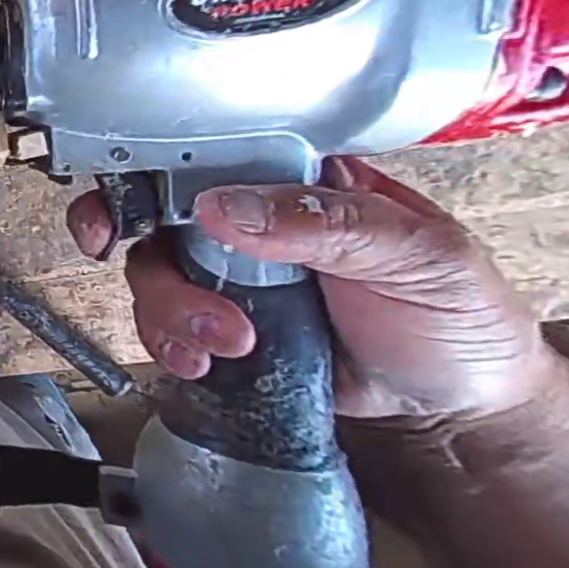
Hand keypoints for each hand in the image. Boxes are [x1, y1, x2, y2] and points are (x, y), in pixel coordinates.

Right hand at [66, 156, 564, 423]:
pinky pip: (155, 320)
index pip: (202, 159)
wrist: (448, 408)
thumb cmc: (452, 319)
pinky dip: (166, 341)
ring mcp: (214, 273)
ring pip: (147, 272)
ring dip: (169, 310)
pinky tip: (203, 361)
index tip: (116, 206)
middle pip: (149, 214)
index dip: (143, 174)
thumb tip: (221, 206)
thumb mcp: (420, 258)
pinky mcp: (202, 320)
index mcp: (287, 185)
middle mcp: (237, 223)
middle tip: (120, 259)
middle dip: (122, 238)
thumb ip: (329, 224)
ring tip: (230, 342)